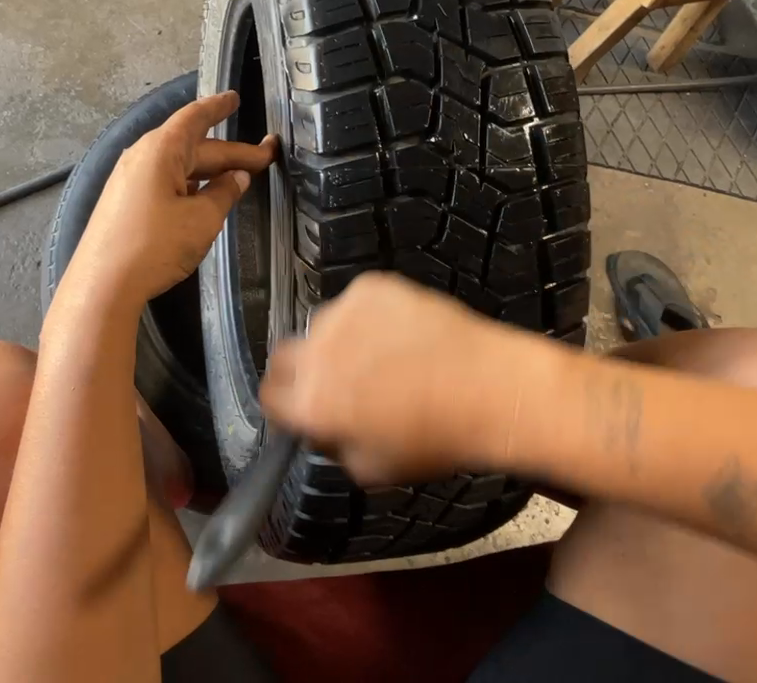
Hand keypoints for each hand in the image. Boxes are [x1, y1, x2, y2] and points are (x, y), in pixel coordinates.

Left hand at [63, 90, 276, 308]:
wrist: (102, 286)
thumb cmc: (155, 246)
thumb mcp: (202, 220)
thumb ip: (224, 194)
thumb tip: (237, 177)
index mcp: (160, 150)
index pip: (195, 118)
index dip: (218, 107)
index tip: (235, 98)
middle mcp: (141, 157)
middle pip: (192, 146)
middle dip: (229, 153)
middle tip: (264, 158)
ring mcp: (129, 180)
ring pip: (178, 166)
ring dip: (209, 170)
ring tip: (240, 177)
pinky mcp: (123, 203)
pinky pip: (163, 182)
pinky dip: (189, 185)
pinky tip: (205, 198)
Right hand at [260, 273, 555, 484]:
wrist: (488, 387)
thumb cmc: (434, 439)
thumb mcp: (372, 470)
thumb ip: (333, 445)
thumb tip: (324, 426)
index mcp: (311, 403)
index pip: (268, 395)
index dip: (284, 403)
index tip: (301, 405)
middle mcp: (315, 353)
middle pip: (285, 356)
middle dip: (302, 370)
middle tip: (337, 380)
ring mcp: (342, 312)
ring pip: (323, 326)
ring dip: (338, 340)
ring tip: (381, 355)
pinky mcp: (370, 286)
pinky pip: (356, 302)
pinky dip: (369, 316)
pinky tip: (402, 332)